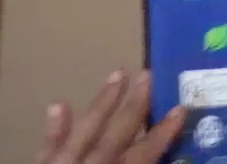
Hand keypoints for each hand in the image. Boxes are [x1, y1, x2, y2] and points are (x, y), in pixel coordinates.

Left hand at [37, 69, 186, 163]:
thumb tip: (156, 163)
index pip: (142, 157)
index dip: (162, 134)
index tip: (180, 109)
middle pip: (116, 136)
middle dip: (135, 106)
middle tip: (149, 73)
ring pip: (85, 131)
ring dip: (102, 103)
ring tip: (118, 72)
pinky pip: (46, 149)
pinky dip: (54, 129)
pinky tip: (59, 103)